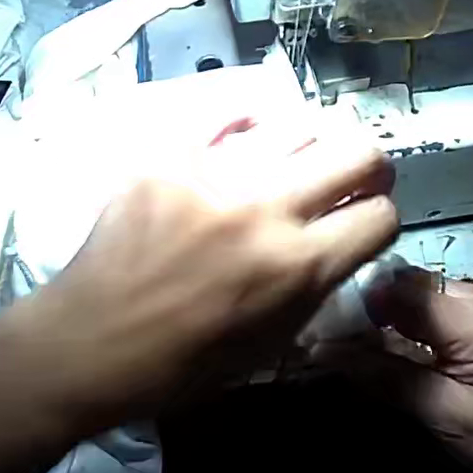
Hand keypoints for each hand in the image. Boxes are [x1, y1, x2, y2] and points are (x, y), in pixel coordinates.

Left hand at [0, 120, 398, 430]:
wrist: (91, 343)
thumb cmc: (183, 361)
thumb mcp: (272, 343)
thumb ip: (318, 285)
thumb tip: (341, 238)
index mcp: (297, 268)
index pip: (380, 216)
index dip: (382, 218)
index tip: (366, 221)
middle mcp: (267, 210)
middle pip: (359, 152)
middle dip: (370, 165)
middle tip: (354, 174)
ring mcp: (215, 175)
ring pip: (300, 122)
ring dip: (313, 142)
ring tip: (298, 155)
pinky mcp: (169, 156)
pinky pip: (227, 111)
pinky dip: (247, 118)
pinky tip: (250, 130)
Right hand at [332, 277, 472, 472]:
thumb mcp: (441, 413)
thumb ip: (383, 374)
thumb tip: (320, 350)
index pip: (402, 288)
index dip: (357, 300)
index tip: (317, 321)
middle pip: (404, 283)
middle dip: (362, 305)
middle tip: (321, 330)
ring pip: (409, 291)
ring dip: (375, 312)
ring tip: (338, 335)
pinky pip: (422, 304)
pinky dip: (395, 320)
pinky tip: (372, 340)